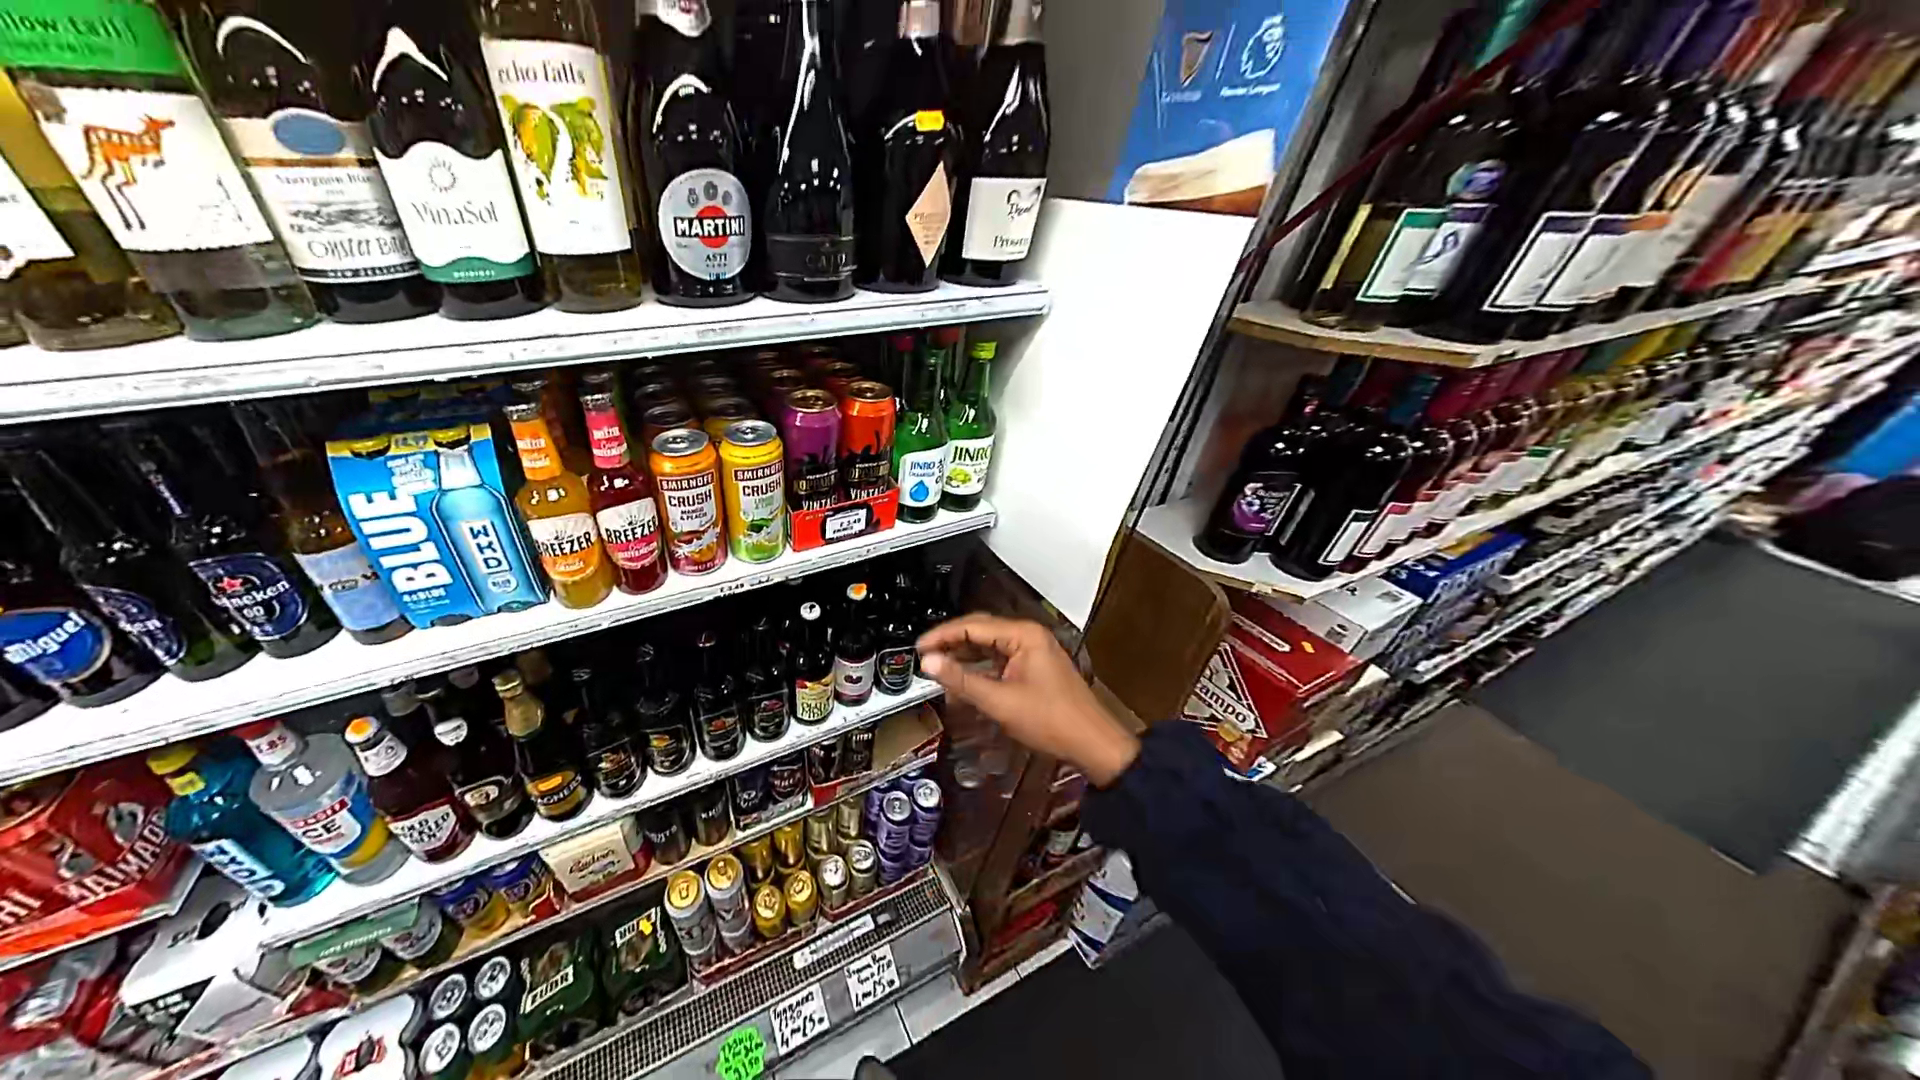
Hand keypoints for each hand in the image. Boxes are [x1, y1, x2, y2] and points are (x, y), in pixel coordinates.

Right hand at [916, 614, 1140, 787]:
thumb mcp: (999, 701)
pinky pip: (1000, 659)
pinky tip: (964, 678)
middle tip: (925, 655)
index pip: (973, 625)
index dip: (942, 635)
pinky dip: (980, 667)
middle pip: (981, 631)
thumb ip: (961, 679)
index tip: (920, 647)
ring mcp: (1033, 651)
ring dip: (965, 655)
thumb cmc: (1053, 721)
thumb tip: (930, 663)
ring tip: (938, 666)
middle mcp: (1029, 636)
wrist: (1090, 742)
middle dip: (951, 642)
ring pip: (989, 645)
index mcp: (1024, 635)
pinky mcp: (1034, 667)